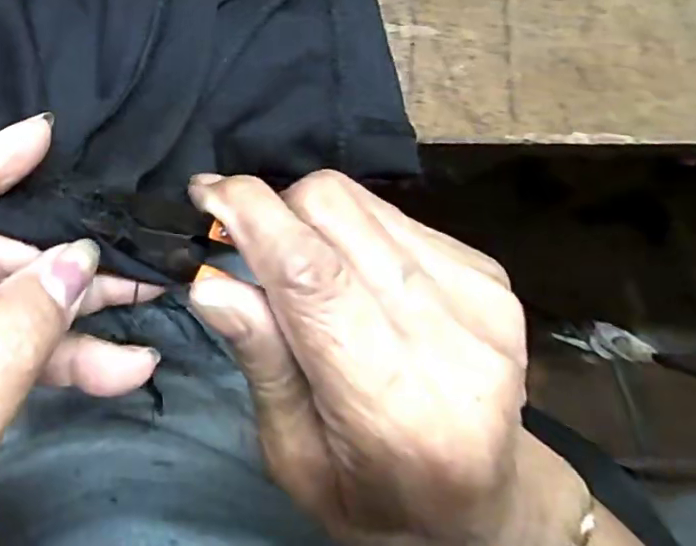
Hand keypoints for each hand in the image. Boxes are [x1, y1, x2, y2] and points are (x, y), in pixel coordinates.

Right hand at [186, 170, 565, 545]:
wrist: (489, 502)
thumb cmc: (376, 495)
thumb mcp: (296, 458)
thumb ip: (261, 361)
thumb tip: (210, 283)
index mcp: (394, 407)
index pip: (311, 275)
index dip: (252, 216)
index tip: (205, 192)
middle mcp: (450, 340)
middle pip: (334, 211)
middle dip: (274, 207)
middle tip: (251, 242)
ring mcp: (479, 297)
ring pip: (360, 199)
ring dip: (311, 214)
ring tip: (305, 262)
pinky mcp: (490, 272)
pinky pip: (390, 211)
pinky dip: (351, 226)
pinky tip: (354, 270)